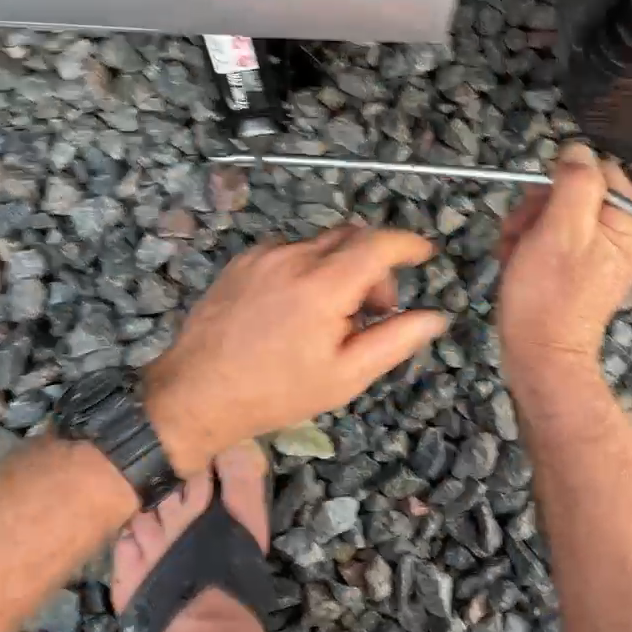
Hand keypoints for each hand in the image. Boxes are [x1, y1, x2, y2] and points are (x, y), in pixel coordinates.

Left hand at [145, 227, 447, 474]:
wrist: (196, 394)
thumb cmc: (276, 392)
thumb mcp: (345, 376)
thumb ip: (396, 340)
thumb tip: (436, 317)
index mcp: (323, 286)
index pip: (379, 244)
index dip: (408, 244)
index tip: (424, 254)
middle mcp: (294, 257)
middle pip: (353, 238)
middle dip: (375, 265)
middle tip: (373, 309)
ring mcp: (264, 256)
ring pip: (321, 244)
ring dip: (341, 267)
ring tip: (332, 315)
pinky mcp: (243, 261)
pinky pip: (290, 250)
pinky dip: (309, 268)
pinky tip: (297, 308)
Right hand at [495, 143, 631, 386]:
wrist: (538, 357)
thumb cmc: (548, 295)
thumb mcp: (561, 228)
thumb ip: (575, 181)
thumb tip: (578, 149)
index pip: (599, 170)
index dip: (562, 182)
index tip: (540, 207)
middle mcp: (624, 236)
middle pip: (575, 191)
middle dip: (538, 208)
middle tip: (522, 233)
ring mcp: (601, 253)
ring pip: (556, 212)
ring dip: (527, 226)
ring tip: (516, 252)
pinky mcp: (580, 268)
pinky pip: (552, 236)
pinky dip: (529, 244)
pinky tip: (518, 261)